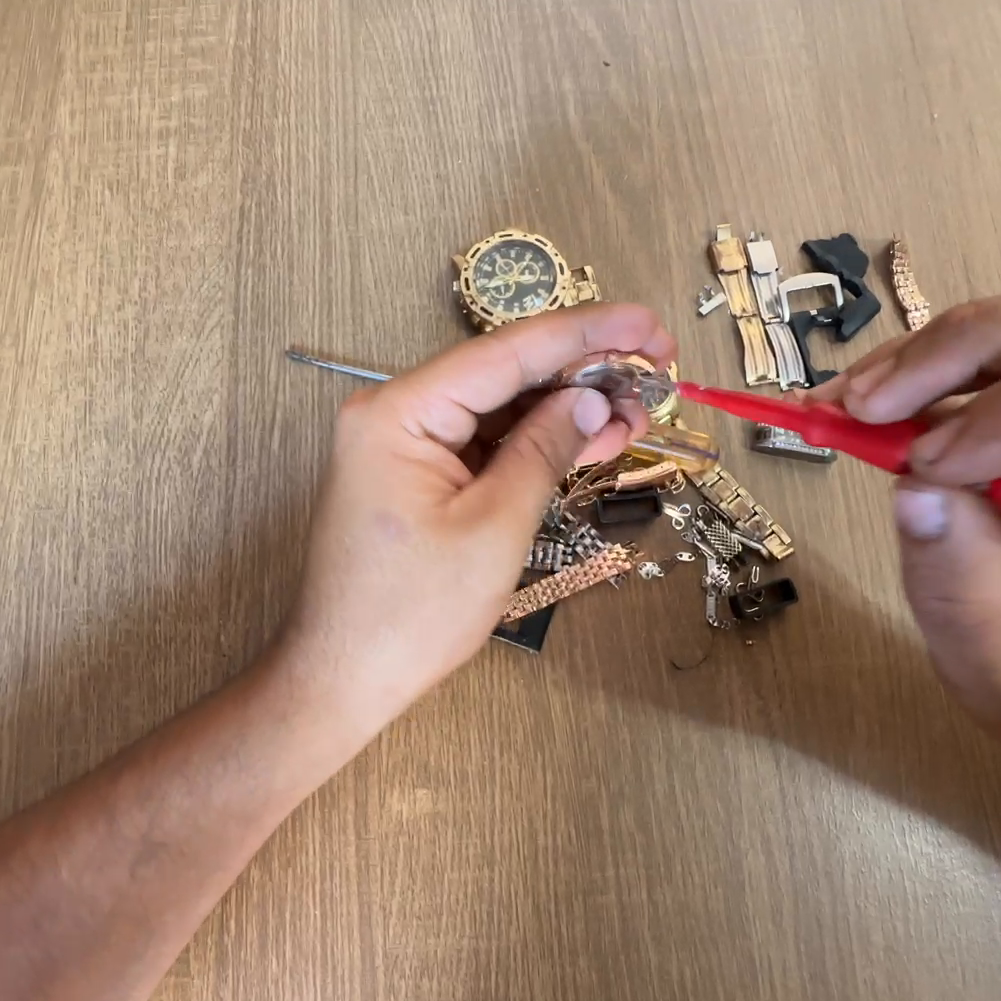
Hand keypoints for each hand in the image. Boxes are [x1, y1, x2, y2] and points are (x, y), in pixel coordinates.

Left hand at [275, 304, 675, 722]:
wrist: (346, 678)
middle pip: (502, 375)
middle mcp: (394, 414)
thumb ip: (544, 451)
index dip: (585, 333)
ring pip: (498, 410)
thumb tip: (590, 399)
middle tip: (654, 373)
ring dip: (565, 410)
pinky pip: (483, 444)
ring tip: (634, 416)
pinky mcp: (415, 476)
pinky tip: (588, 441)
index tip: (649, 323)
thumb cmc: (412, 614)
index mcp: (399, 413)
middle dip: (581, 373)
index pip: (504, 353)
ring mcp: (402, 446)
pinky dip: (534, 444)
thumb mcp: (494, 528)